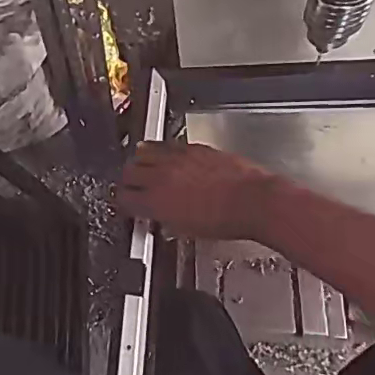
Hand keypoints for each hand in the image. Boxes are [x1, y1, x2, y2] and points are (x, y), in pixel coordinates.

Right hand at [119, 141, 283, 241]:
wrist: (253, 201)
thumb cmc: (226, 219)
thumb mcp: (187, 229)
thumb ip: (166, 217)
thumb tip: (161, 214)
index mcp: (157, 201)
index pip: (125, 198)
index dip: (122, 201)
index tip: (125, 202)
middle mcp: (162, 176)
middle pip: (129, 171)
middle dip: (127, 179)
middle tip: (130, 184)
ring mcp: (177, 158)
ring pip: (144, 151)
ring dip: (140, 160)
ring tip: (142, 165)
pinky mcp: (194, 147)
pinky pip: (168, 145)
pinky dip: (163, 151)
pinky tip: (167, 156)